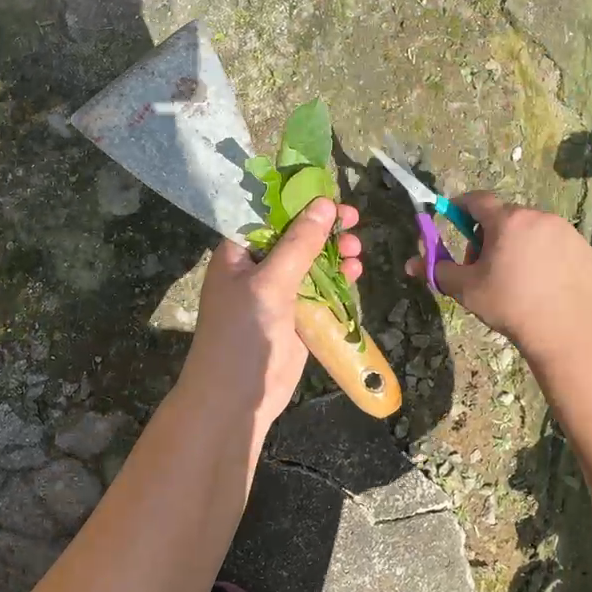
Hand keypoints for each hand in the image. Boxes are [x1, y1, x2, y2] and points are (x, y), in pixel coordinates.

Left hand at [182, 198, 362, 430]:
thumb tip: (324, 204)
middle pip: (293, 237)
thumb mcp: (269, 283)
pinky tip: (355, 273)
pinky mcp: (294, 318)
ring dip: (334, 254)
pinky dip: (336, 281)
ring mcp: (275, 295)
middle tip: (353, 221)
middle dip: (323, 228)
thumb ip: (298, 244)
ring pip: (310, 263)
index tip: (330, 194)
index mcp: (237, 253)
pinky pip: (318, 291)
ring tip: (356, 251)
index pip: (267, 214)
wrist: (235, 397)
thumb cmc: (242, 333)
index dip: (297, 201)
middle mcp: (254, 269)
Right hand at [407, 192, 591, 355]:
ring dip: (515, 245)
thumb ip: (437, 270)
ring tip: (513, 279)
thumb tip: (411, 264)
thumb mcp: (465, 289)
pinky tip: (540, 286)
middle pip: (504, 217)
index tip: (451, 218)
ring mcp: (566, 232)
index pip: (477, 200)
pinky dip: (541, 257)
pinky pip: (554, 245)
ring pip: (530, 231)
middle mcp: (539, 217)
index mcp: (507, 221)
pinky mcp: (584, 249)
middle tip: (482, 266)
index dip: (460, 206)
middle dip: (488, 235)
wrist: (569, 330)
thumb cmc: (510, 304)